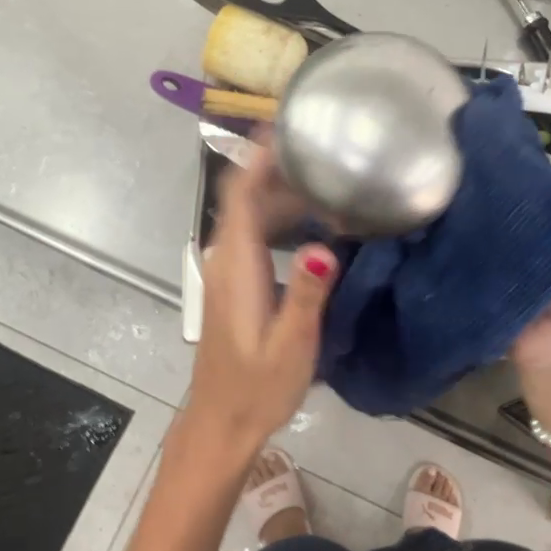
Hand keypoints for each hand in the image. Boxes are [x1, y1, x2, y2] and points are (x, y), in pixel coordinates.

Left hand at [186, 144, 339, 453]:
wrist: (221, 424)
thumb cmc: (257, 388)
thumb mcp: (291, 345)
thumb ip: (306, 293)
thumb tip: (323, 245)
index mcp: (237, 266)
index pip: (240, 194)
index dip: (259, 157)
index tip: (286, 126)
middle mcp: (224, 260)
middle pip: (246, 198)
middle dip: (281, 172)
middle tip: (330, 158)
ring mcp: (225, 274)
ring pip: (250, 217)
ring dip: (283, 197)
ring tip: (330, 186)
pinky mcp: (232, 287)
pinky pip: (254, 237)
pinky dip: (280, 222)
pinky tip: (313, 231)